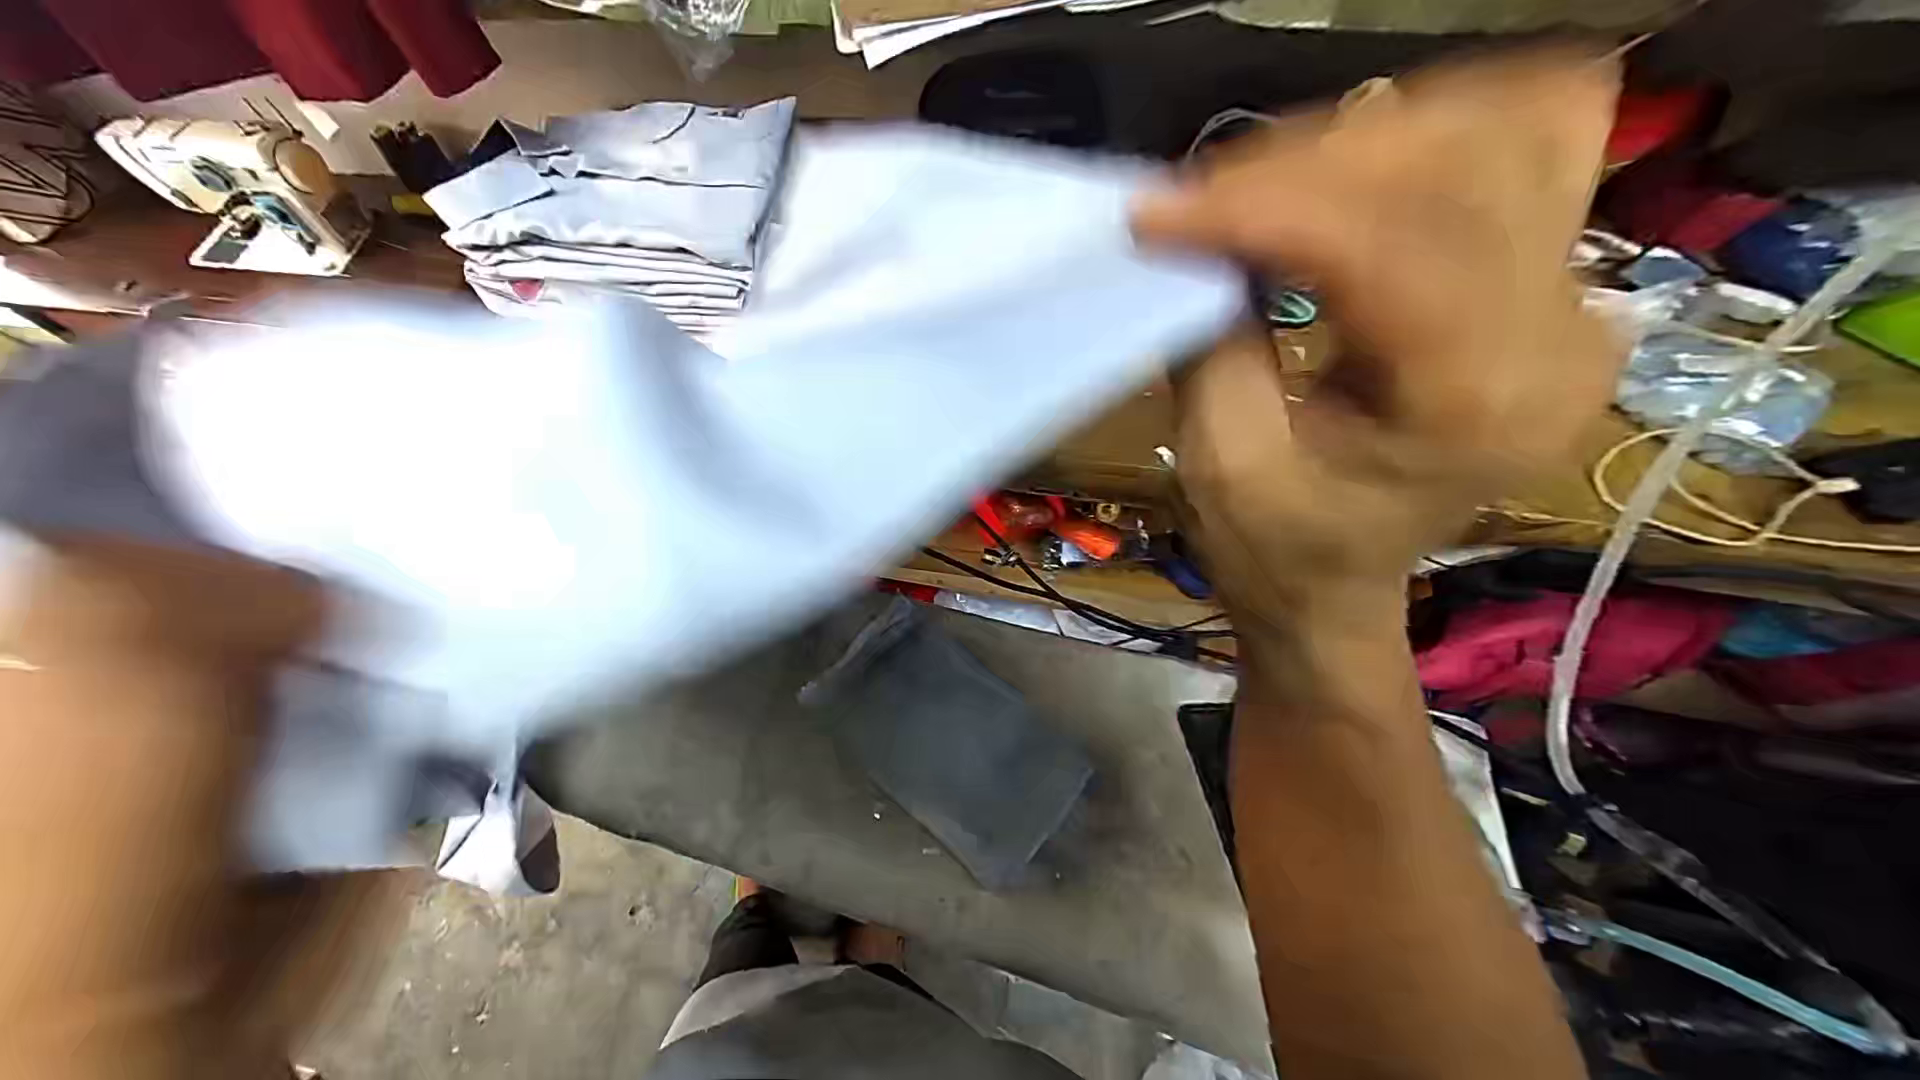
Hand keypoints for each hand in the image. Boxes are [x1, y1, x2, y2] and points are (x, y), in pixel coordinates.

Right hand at [1133, 51, 1623, 635]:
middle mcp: (1556, 338)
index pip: (1387, 244)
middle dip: (1312, 164)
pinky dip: (1410, 148)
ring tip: (1262, 191)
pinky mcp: (1549, 288)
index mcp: (1471, 404)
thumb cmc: (1276, 552)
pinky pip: (1508, 156)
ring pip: (1507, 127)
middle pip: (1468, 156)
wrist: (1338, 592)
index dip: (1263, 209)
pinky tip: (1331, 188)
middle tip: (1206, 201)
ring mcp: (1572, 303)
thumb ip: (1217, 337)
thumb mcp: (1221, 460)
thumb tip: (1205, 235)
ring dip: (1364, 144)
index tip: (1160, 213)